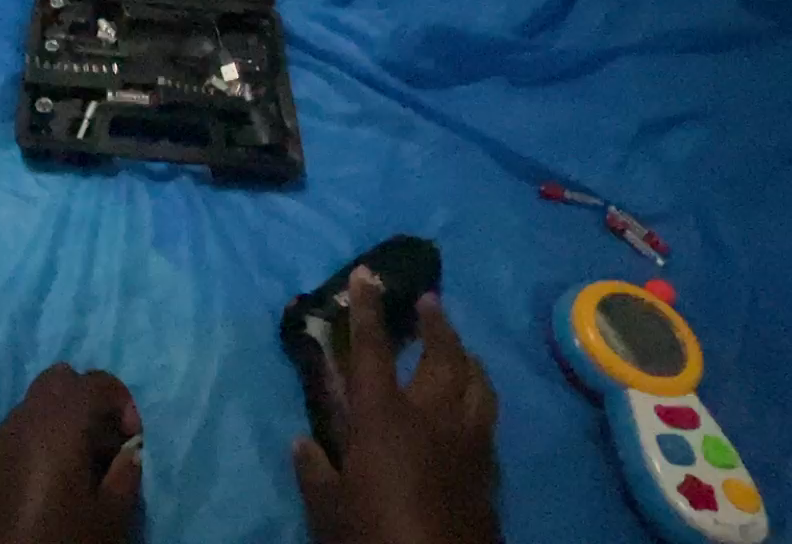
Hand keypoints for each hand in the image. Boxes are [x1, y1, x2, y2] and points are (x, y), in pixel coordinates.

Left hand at [0, 363, 143, 543]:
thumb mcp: (109, 520)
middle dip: (87, 400)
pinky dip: (36, 441)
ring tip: (77, 467)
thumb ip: (125, 474)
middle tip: (104, 444)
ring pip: (34, 405)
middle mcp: (22, 419)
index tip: (133, 440)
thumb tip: (130, 450)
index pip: (96, 381)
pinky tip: (45, 483)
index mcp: (57, 424)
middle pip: (60, 380)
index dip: (123, 401)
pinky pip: (14, 433)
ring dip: (60, 421)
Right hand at [292, 269, 499, 543]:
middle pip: (442, 356)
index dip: (367, 308)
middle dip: (436, 323)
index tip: (367, 273)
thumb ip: (314, 471)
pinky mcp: (491, 473)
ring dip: (467, 357)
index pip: (373, 348)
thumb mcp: (330, 510)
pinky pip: (489, 421)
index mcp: (385, 416)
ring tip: (461, 346)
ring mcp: (469, 444)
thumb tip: (301, 443)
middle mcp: (432, 418)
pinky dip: (480, 400)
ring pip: (478, 384)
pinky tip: (474, 405)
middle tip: (431, 300)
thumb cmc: (376, 535)